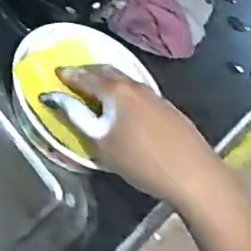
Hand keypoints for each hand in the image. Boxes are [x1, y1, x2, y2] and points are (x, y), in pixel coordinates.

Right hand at [41, 65, 236, 215]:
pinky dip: (124, 94)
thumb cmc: (141, 161)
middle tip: (74, 79)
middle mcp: (134, 85)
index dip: (67, 74)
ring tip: (98, 93)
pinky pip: (139, 93)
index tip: (55, 73)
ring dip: (107, 82)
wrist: (198, 179)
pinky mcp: (170, 110)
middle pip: (105, 71)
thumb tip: (51, 95)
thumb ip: (74, 115)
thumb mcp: (100, 142)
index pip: (83, 75)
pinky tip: (126, 111)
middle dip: (87, 72)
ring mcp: (155, 96)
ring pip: (124, 81)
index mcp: (114, 89)